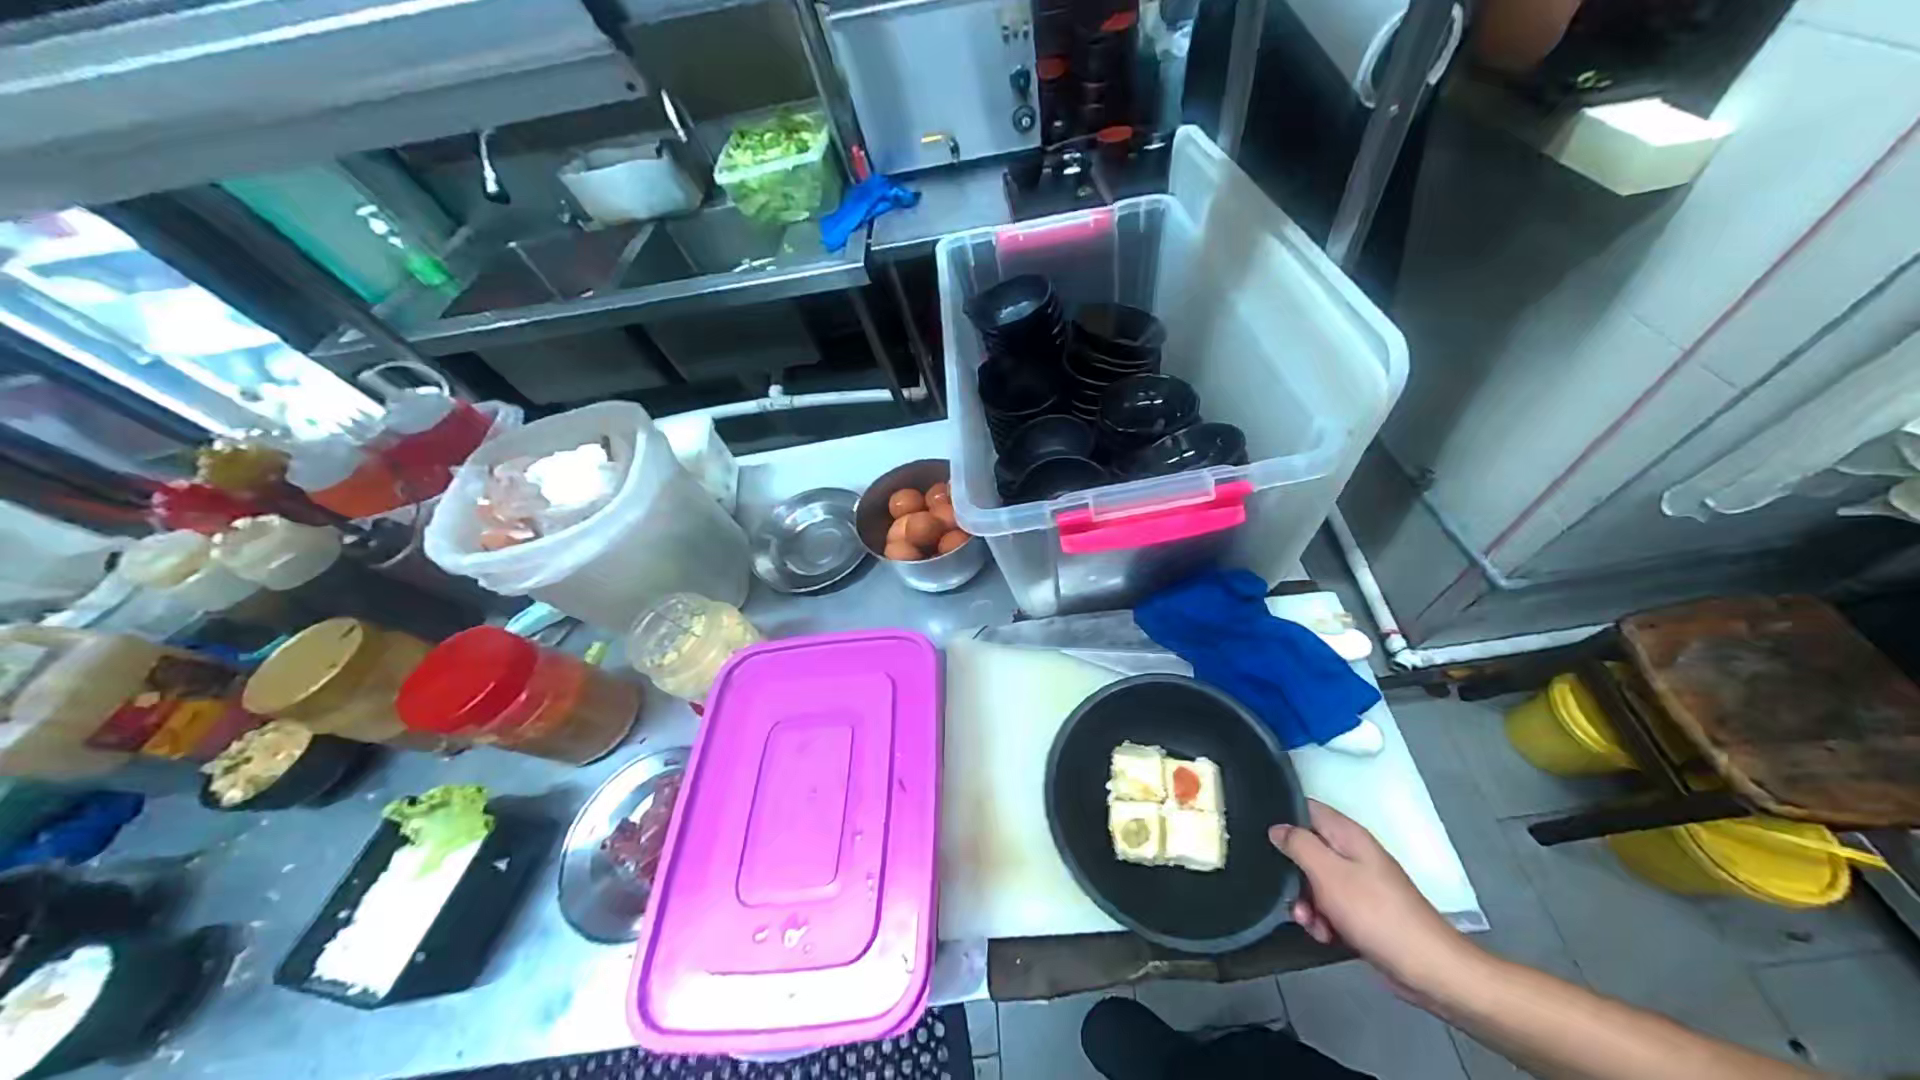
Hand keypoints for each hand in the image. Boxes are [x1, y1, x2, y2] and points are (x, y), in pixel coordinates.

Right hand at [1268, 800, 1477, 999]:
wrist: (1428, 968)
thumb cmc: (1374, 913)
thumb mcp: (1327, 872)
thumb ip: (1298, 844)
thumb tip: (1277, 828)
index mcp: (1348, 834)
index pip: (1306, 808)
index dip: (1283, 817)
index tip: (1262, 836)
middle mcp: (1354, 853)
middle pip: (1307, 848)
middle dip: (1293, 872)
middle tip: (1289, 893)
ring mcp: (1360, 883)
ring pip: (1315, 881)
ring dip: (1306, 901)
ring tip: (1311, 923)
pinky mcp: (1364, 911)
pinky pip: (1331, 905)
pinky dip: (1323, 919)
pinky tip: (1326, 935)